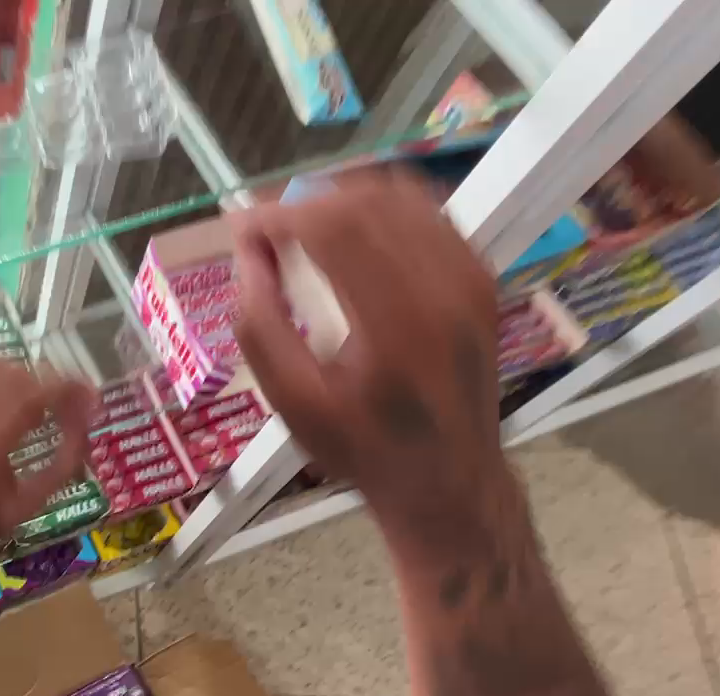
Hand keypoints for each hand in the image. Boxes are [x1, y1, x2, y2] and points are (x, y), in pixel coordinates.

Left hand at [0, 352, 94, 604]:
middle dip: (35, 381)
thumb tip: (87, 411)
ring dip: (1, 373)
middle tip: (46, 401)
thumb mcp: (15, 515)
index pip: (28, 397)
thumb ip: (61, 464)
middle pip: (2, 374)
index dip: (63, 387)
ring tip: (10, 397)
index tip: (82, 394)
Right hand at [229, 170, 509, 558]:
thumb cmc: (359, 447)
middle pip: (366, 201)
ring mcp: (470, 274)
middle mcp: (443, 282)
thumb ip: (260, 327)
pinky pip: (428, 215)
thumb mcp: (291, 403)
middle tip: (262, 226)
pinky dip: (380, 211)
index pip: (332, 226)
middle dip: (303, 201)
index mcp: (395, 318)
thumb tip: (247, 260)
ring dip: (340, 198)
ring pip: (401, 197)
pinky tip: (347, 234)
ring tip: (297, 225)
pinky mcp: (480, 276)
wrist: (444, 475)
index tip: (239, 225)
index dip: (278, 215)